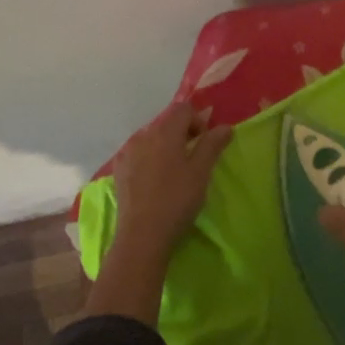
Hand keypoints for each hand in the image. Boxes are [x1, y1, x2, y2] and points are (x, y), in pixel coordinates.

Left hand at [110, 102, 232, 258]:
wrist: (142, 235)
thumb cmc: (176, 200)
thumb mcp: (201, 172)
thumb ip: (212, 144)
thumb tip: (225, 126)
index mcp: (164, 131)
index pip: (184, 109)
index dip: (198, 120)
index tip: (205, 143)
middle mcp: (143, 135)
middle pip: (166, 121)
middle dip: (182, 132)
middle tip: (193, 158)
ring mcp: (127, 152)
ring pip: (152, 137)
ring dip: (165, 145)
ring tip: (174, 171)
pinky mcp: (119, 170)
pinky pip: (139, 153)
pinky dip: (150, 157)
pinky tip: (155, 180)